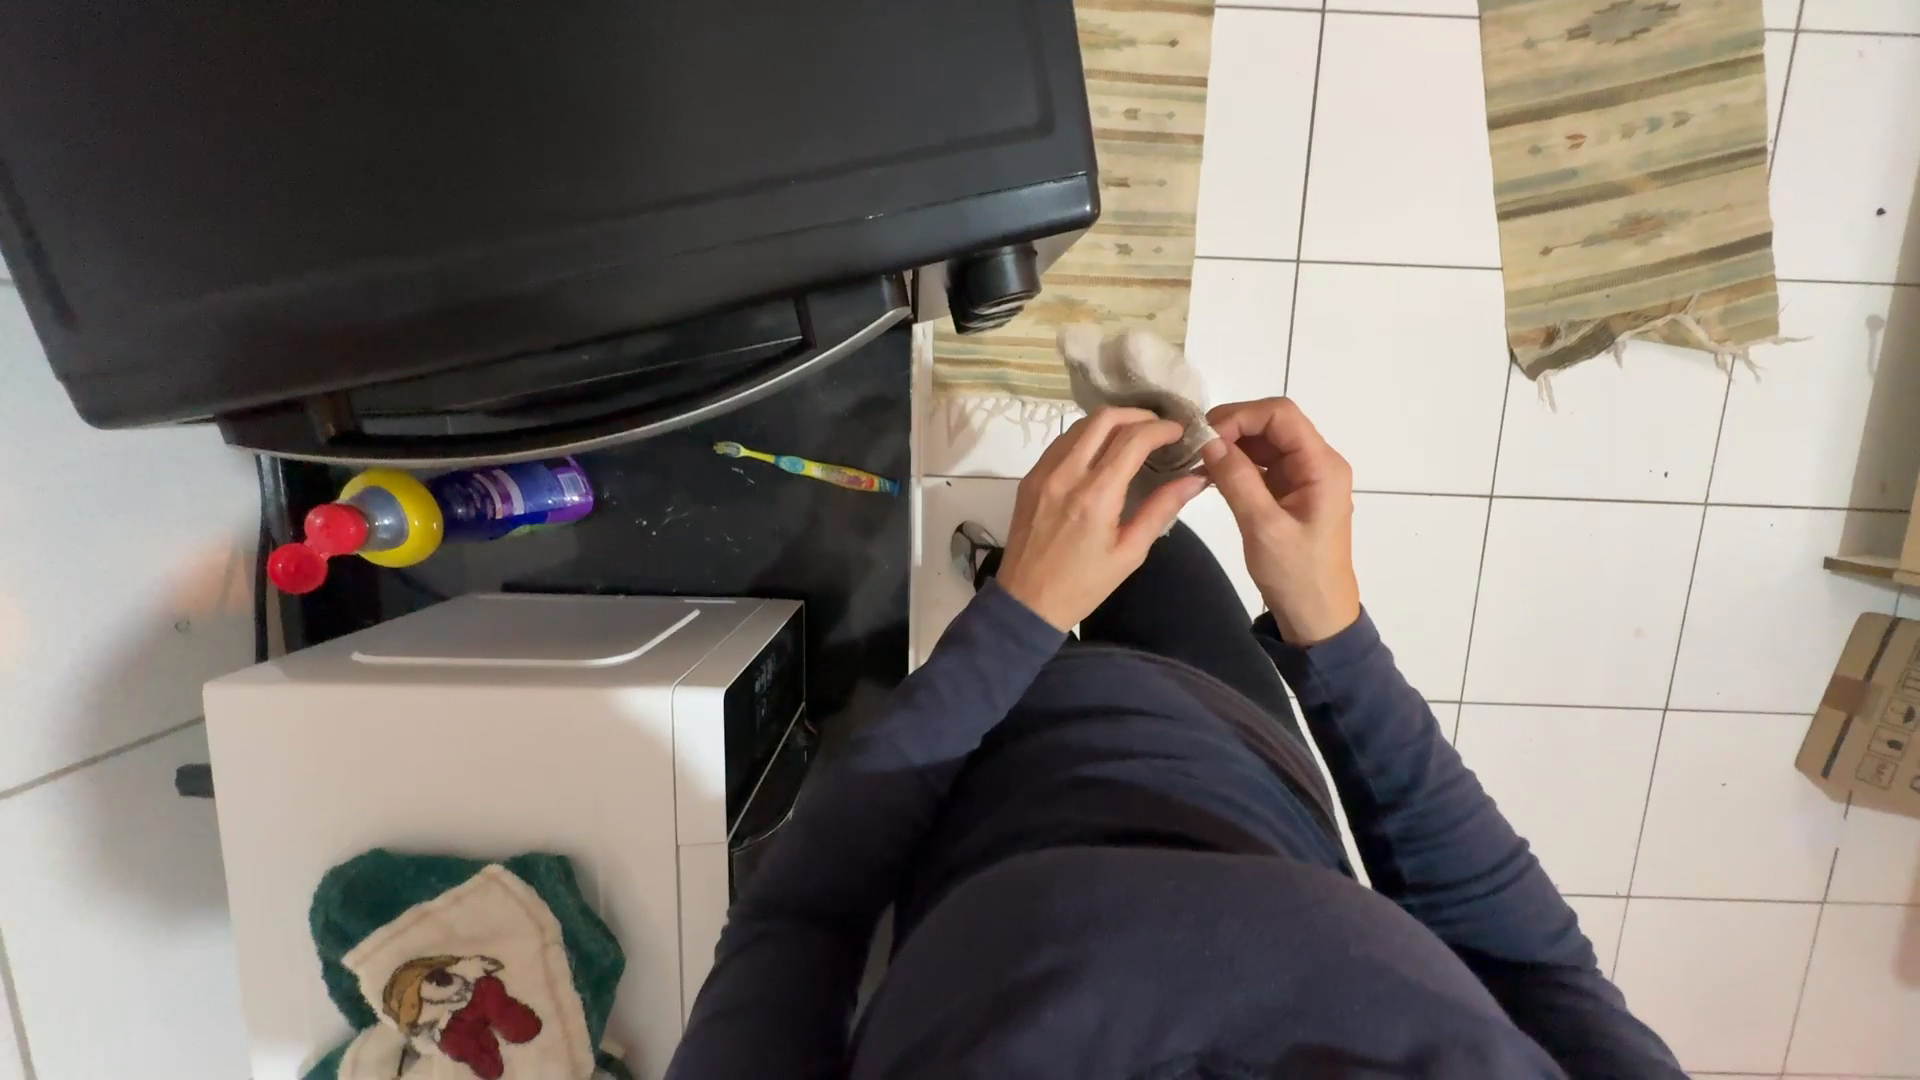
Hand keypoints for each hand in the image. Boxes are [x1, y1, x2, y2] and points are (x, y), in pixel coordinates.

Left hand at [998, 407, 1210, 630]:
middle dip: (1138, 416)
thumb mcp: (1130, 553)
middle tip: (1158, 429)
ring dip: (1110, 424)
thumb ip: (1162, 509)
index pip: (1133, 439)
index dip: (1162, 428)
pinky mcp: (1029, 479)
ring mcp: (1042, 474)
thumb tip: (1196, 478)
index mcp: (1095, 496)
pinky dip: (1085, 438)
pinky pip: (1060, 444)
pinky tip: (1101, 453)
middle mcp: (1066, 475)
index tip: (1180, 432)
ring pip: (1079, 426)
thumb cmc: (1083, 585)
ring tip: (1133, 437)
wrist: (1026, 602)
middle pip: (1104, 418)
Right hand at [1201, 398, 1360, 645]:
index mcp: (1321, 466)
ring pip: (1264, 443)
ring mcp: (1304, 478)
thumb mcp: (1262, 526)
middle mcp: (1317, 463)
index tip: (1204, 437)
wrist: (1317, 616)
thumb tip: (1208, 441)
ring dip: (1231, 446)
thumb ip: (1236, 479)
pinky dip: (1235, 464)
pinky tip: (1210, 475)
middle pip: (1272, 424)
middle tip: (1194, 447)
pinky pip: (1261, 465)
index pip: (1280, 414)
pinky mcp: (1290, 493)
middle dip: (1232, 428)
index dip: (1240, 416)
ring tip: (1196, 461)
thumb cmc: (1296, 574)